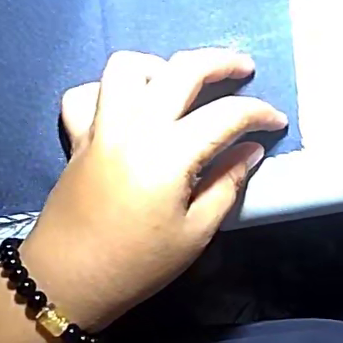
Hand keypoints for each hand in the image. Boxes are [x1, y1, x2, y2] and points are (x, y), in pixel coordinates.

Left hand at [17, 49, 286, 332]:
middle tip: (244, 69)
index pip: (225, 115)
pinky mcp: (78, 136)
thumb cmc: (136, 265)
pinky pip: (87, 92)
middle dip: (220, 61)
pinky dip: (111, 89)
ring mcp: (101, 127)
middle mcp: (134, 127)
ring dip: (162, 66)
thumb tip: (250, 150)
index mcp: (168, 154)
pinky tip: (130, 107)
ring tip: (181, 84)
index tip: (275, 121)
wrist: (66, 280)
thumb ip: (227, 184)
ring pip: (128, 66)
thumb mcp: (195, 233)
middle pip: (181, 69)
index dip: (258, 113)